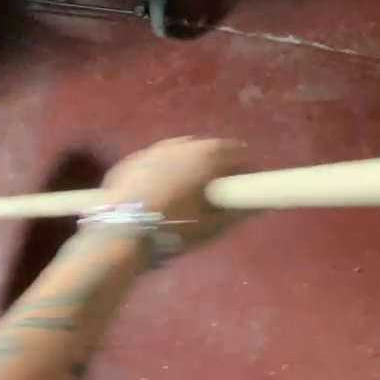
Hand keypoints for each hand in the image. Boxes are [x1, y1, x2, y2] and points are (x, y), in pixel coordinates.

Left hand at [99, 137, 245, 253]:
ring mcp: (153, 150)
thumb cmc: (173, 229)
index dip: (242, 166)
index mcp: (205, 156)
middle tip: (217, 185)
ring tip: (189, 186)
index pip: (236, 152)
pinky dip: (165, 168)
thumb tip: (259, 205)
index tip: (243, 181)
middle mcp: (181, 145)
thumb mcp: (211, 226)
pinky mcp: (132, 160)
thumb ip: (238, 212)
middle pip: (207, 147)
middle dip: (216, 161)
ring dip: (189, 162)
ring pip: (180, 150)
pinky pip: (157, 158)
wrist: (120, 234)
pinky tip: (162, 188)